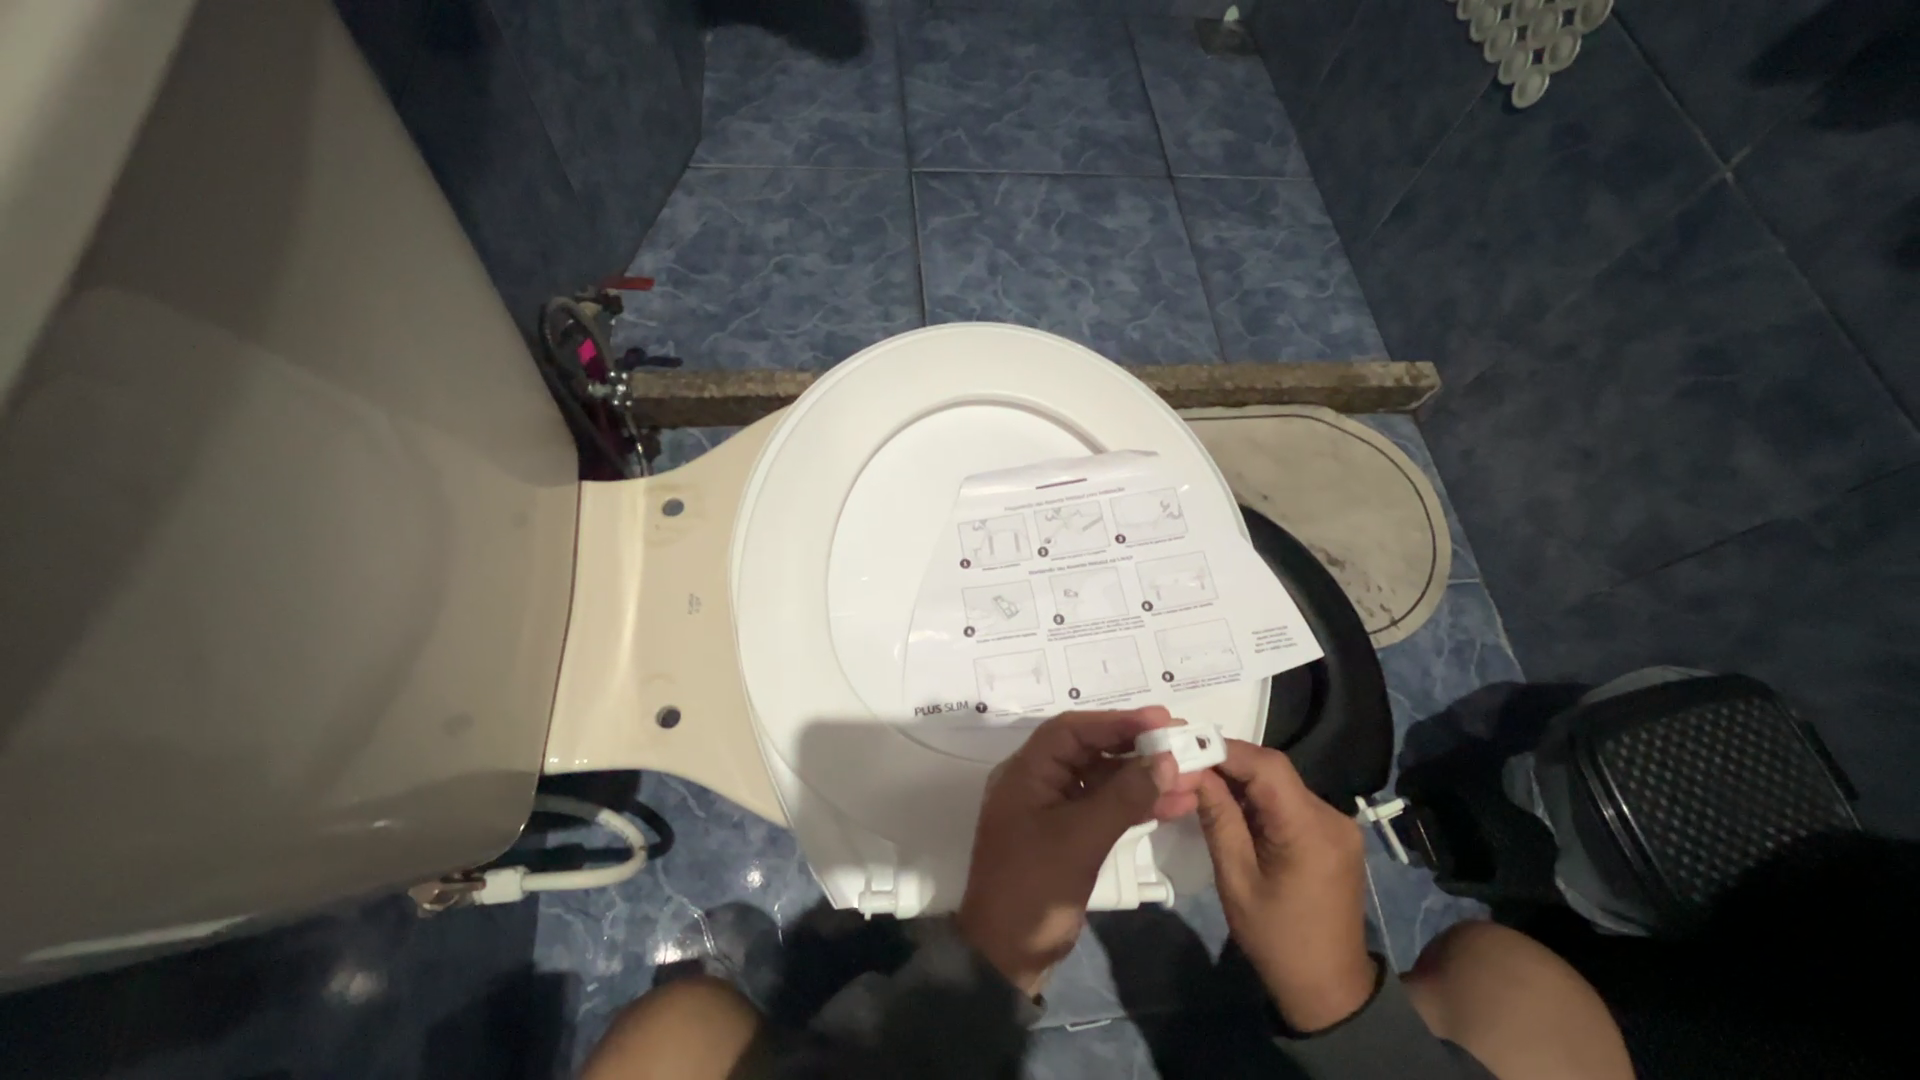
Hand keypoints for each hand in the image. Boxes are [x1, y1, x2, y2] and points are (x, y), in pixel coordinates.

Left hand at [956, 707, 1201, 995]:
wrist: (1006, 954)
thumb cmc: (1034, 887)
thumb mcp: (1081, 838)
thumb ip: (1124, 796)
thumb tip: (1165, 760)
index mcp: (1025, 772)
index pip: (1073, 730)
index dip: (1117, 721)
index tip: (1163, 720)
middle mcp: (1036, 783)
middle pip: (1090, 751)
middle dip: (1136, 748)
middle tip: (1182, 743)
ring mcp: (1051, 810)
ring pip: (1102, 781)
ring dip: (1142, 778)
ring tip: (1189, 777)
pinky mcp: (1067, 836)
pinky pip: (1104, 808)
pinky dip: (1136, 805)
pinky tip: (1173, 804)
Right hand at [1196, 739, 1374, 1031]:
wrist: (1329, 987)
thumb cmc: (1276, 938)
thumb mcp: (1236, 879)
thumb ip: (1217, 818)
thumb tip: (1191, 772)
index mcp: (1310, 829)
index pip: (1267, 766)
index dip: (1225, 750)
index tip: (1184, 749)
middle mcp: (1332, 816)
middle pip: (1275, 771)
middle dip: (1229, 765)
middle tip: (1185, 768)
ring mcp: (1338, 825)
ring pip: (1282, 784)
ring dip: (1243, 782)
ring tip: (1202, 788)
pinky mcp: (1334, 836)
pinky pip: (1291, 802)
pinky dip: (1260, 800)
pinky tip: (1234, 811)